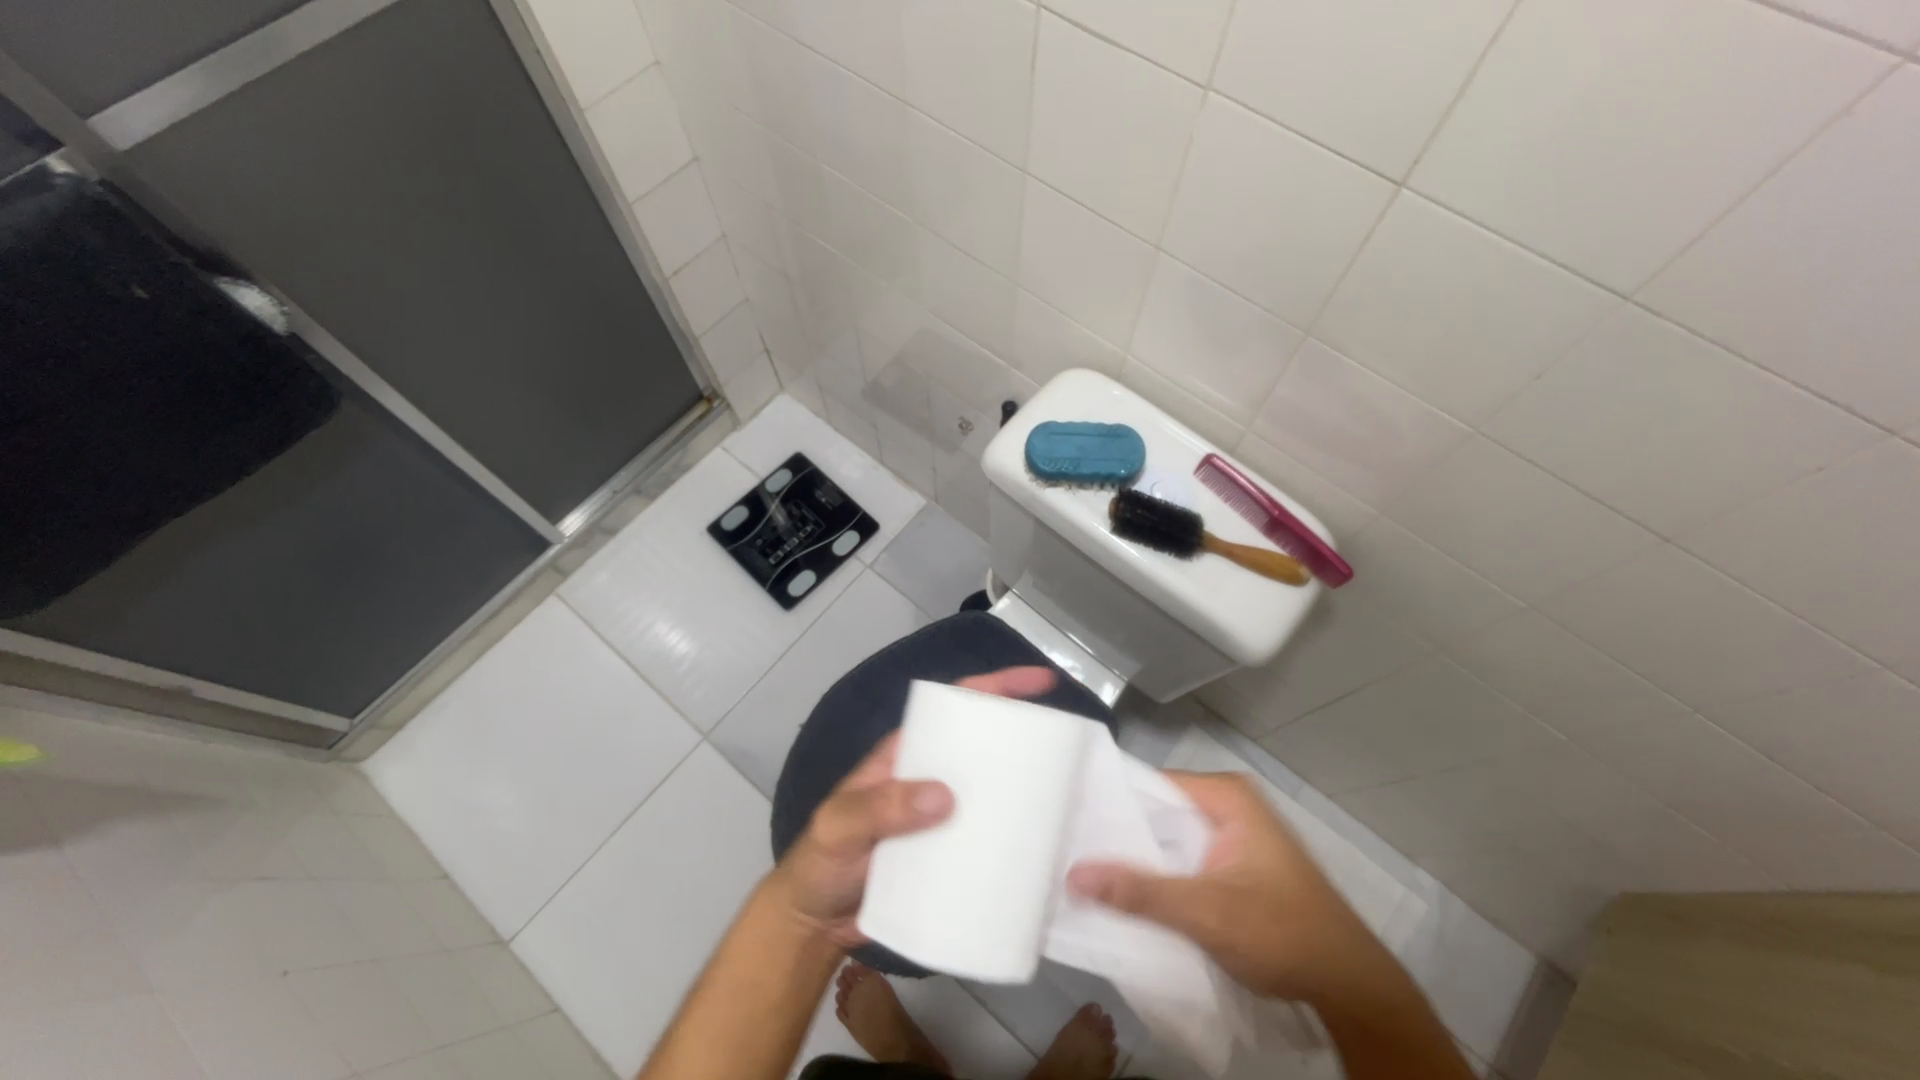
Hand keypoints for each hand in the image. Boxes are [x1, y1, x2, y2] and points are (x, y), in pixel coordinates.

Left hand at [774, 666, 1057, 946]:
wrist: (812, 925)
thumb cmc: (818, 862)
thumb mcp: (840, 826)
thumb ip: (881, 808)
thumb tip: (947, 795)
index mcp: (906, 756)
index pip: (954, 708)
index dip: (996, 688)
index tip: (1042, 683)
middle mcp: (930, 780)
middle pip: (984, 750)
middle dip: (1025, 743)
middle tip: (1070, 753)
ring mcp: (941, 822)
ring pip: (993, 797)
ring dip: (1027, 797)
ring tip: (1069, 806)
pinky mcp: (949, 859)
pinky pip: (989, 843)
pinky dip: (1015, 844)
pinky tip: (1045, 857)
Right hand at [1066, 771, 1394, 1002]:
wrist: (1347, 984)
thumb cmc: (1284, 933)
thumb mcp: (1207, 912)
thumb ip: (1141, 893)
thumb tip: (1074, 875)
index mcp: (1226, 796)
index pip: (1150, 783)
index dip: (1108, 801)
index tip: (1064, 819)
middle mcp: (1227, 806)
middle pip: (1156, 812)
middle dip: (1117, 835)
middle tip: (1063, 850)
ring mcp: (1231, 837)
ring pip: (1167, 840)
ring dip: (1135, 861)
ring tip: (1081, 872)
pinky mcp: (1232, 867)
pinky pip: (1181, 862)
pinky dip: (1156, 878)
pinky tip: (1123, 896)